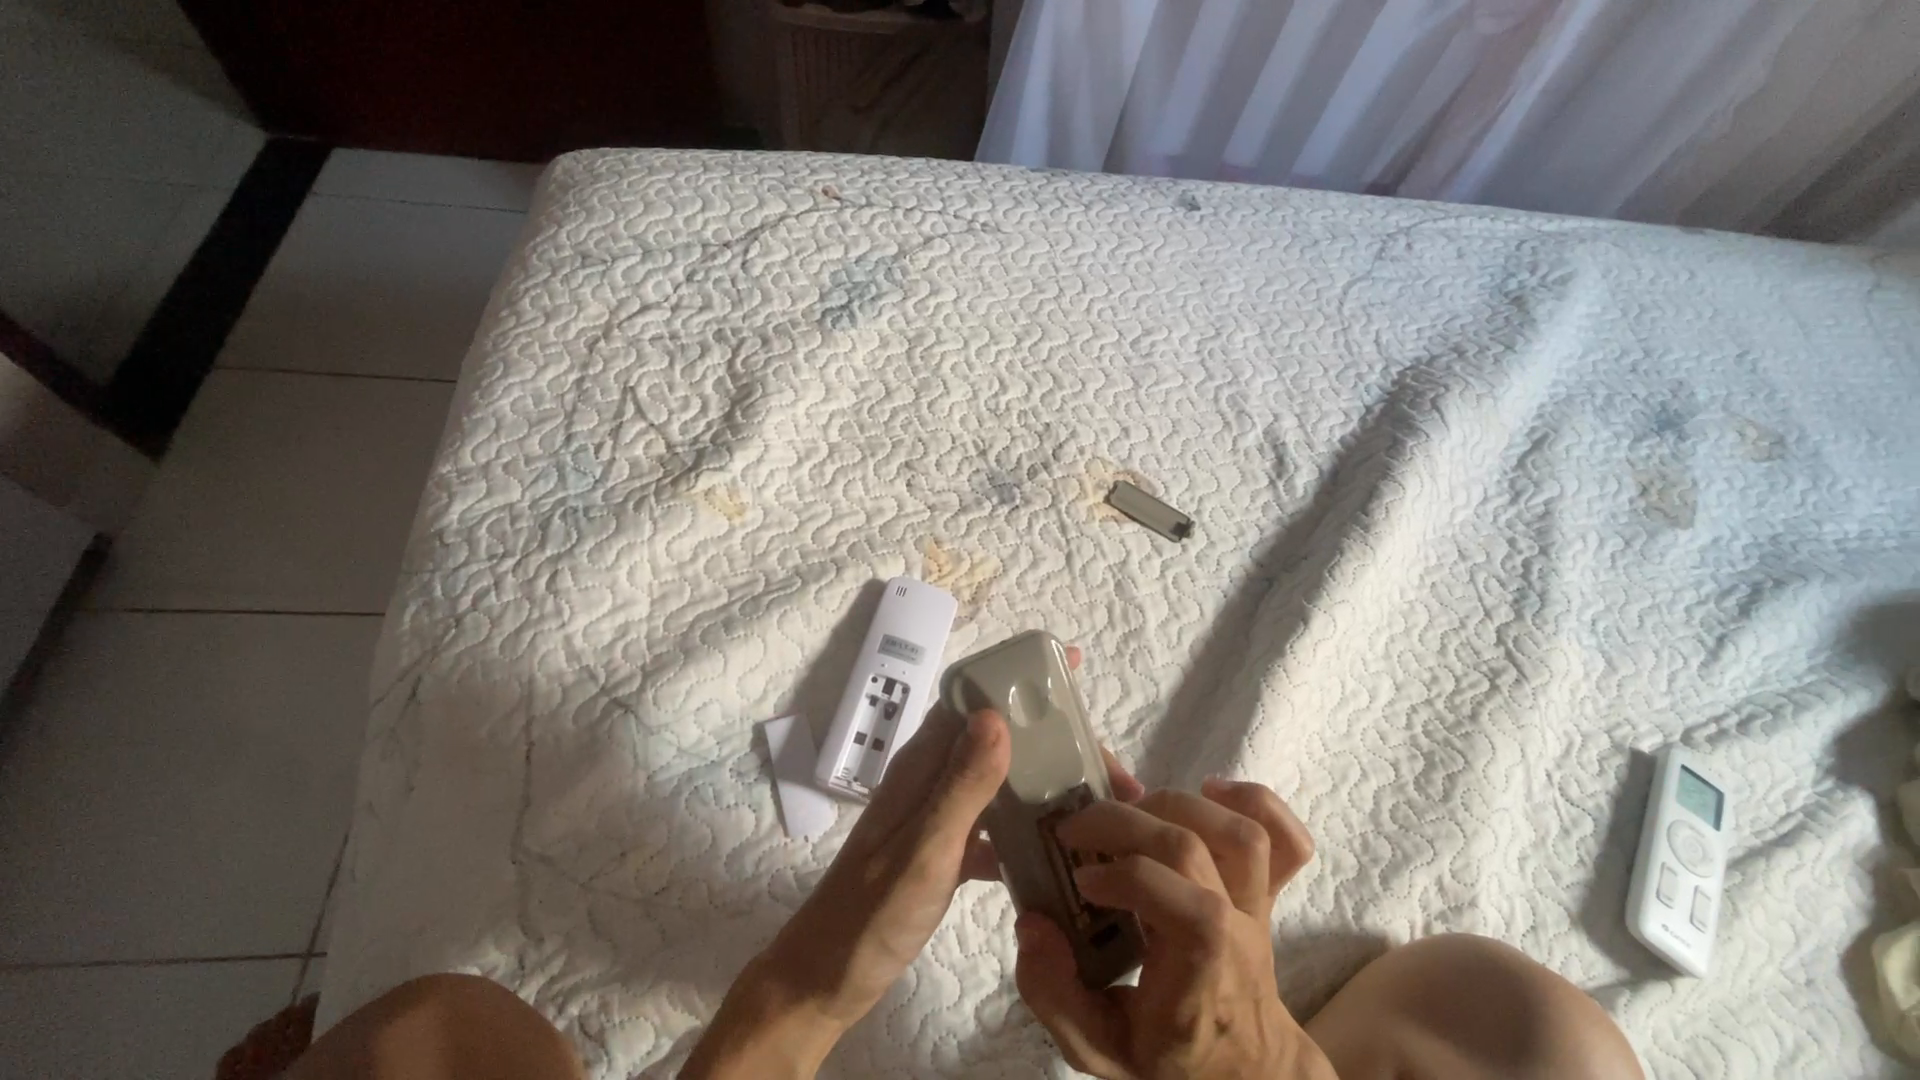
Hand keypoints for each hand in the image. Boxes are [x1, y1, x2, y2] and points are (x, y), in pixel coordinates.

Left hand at [686, 647, 1138, 1077]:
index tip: (1069, 667)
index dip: (1017, 679)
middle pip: (994, 738)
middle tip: (1107, 763)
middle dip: (1048, 737)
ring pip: (998, 781)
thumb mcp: (923, 849)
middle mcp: (929, 781)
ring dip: (1044, 782)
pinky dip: (1026, 831)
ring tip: (1098, 800)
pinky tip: (1060, 854)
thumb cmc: (871, 915)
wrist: (826, 980)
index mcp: (921, 767)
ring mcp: (936, 818)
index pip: (971, 700)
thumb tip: (997, 715)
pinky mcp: (943, 853)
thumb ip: (960, 786)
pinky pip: (993, 827)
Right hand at [1014, 778, 1333, 1079]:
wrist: (1242, 1072)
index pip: (1187, 909)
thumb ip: (1054, 995)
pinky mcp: (1266, 892)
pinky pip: (1288, 841)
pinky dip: (1254, 801)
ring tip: (1130, 808)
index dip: (1125, 877)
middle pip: (1194, 848)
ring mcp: (1259, 908)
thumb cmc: (1167, 1058)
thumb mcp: (1096, 1049)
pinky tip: (1210, 791)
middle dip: (1123, 822)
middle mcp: (1238, 933)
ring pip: (1242, 833)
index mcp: (1200, 975)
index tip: (1079, 880)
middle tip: (1074, 829)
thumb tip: (1034, 925)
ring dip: (1176, 803)